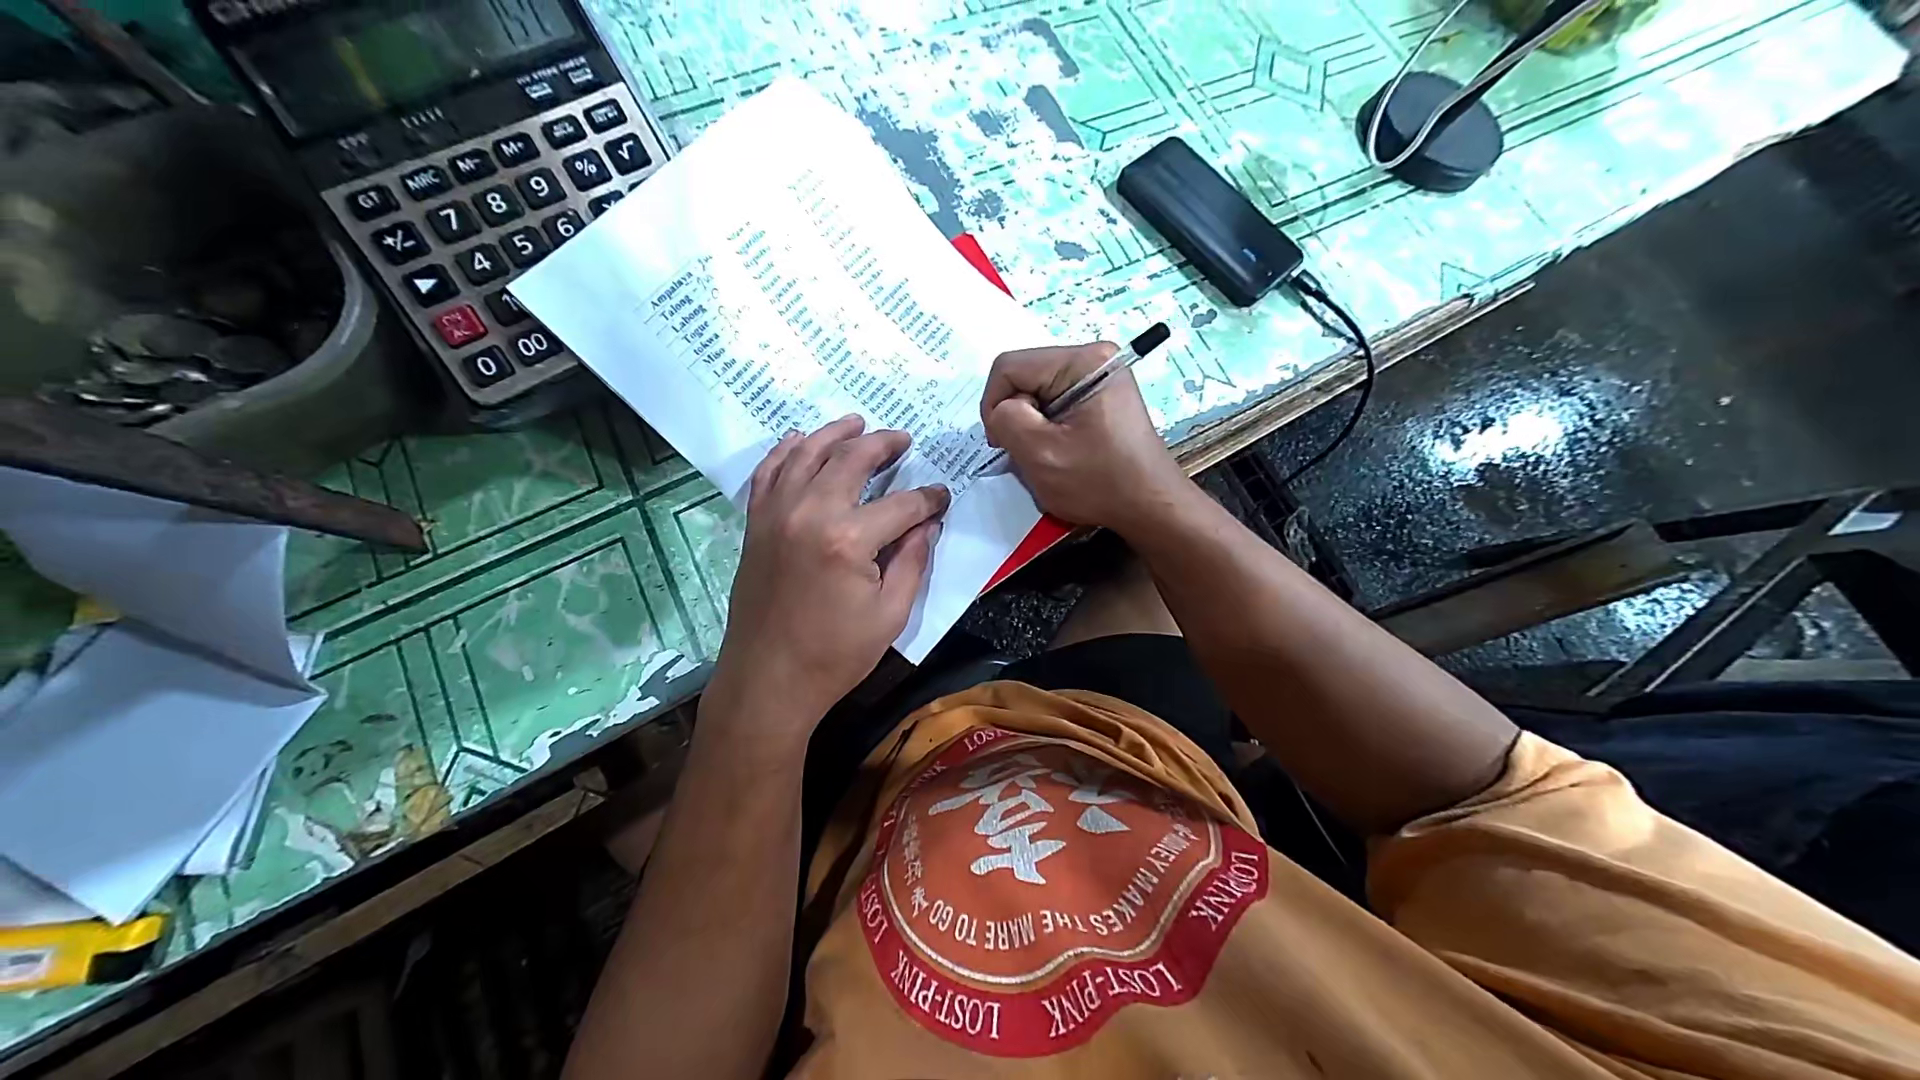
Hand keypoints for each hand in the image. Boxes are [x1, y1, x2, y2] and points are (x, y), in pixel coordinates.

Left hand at [704, 415, 949, 735]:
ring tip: (858, 422)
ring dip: (835, 433)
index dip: (928, 499)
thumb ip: (913, 562)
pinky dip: (785, 451)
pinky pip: (768, 472)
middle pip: (851, 460)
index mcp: (848, 540)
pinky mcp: (756, 523)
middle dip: (883, 445)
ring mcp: (776, 514)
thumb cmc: (834, 655)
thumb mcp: (891, 615)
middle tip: (903, 440)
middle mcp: (809, 513)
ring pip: (806, 453)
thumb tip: (927, 525)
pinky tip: (800, 440)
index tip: (941, 498)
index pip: (902, 505)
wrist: (767, 679)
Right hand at [981, 342, 1191, 533]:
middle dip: (1016, 416)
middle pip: (1024, 376)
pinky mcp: (1100, 395)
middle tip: (1029, 453)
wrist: (1150, 505)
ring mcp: (1099, 375)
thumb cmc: (1100, 483)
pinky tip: (1062, 450)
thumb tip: (1001, 410)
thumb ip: (1007, 421)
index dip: (994, 405)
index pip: (1008, 367)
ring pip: (1036, 392)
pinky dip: (1047, 428)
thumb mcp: (1041, 454)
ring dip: (1031, 426)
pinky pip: (1054, 402)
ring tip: (1049, 454)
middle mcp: (1093, 357)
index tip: (1004, 443)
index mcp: (1082, 361)